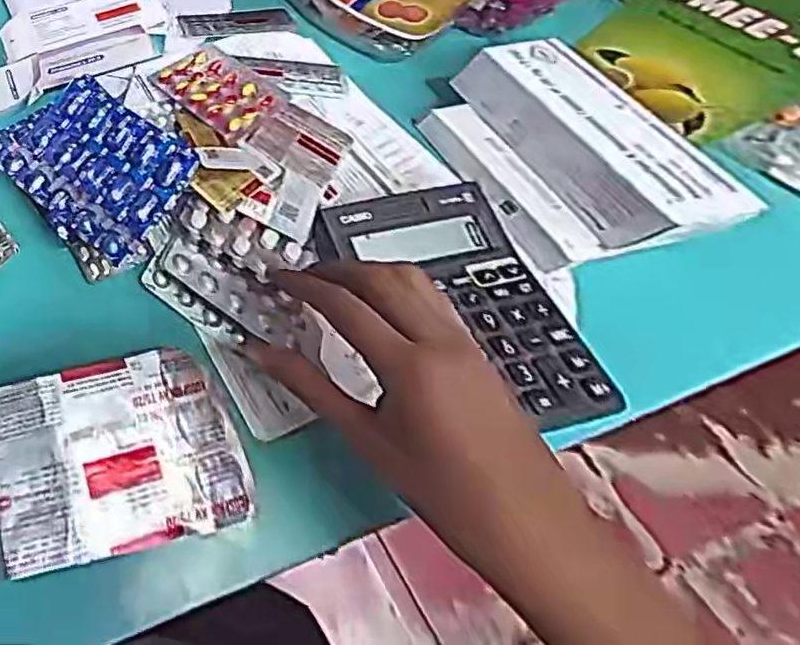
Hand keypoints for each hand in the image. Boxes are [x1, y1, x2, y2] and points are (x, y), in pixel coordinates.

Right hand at [249, 261, 565, 546]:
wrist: (534, 531)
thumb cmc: (449, 495)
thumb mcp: (366, 439)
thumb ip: (310, 387)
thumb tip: (265, 355)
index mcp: (412, 367)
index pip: (345, 304)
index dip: (305, 285)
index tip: (281, 279)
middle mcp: (443, 344)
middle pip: (380, 278)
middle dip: (334, 268)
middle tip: (302, 274)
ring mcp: (466, 346)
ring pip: (412, 279)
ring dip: (368, 270)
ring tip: (337, 280)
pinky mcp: (480, 353)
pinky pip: (433, 298)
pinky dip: (397, 286)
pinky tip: (382, 304)